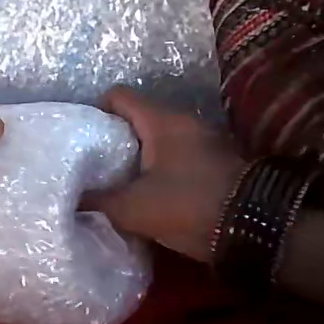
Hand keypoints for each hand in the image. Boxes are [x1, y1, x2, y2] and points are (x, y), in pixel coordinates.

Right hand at [84, 87, 246, 262]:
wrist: (253, 228)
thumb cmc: (188, 206)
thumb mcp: (134, 208)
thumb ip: (98, 201)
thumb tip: (70, 199)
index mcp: (162, 121)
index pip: (119, 96)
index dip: (94, 110)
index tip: (78, 136)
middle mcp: (184, 122)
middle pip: (137, 119)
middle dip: (112, 139)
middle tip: (90, 163)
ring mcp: (203, 141)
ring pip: (157, 139)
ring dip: (135, 156)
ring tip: (113, 180)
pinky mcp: (214, 163)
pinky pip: (174, 156)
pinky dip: (156, 168)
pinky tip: (143, 192)